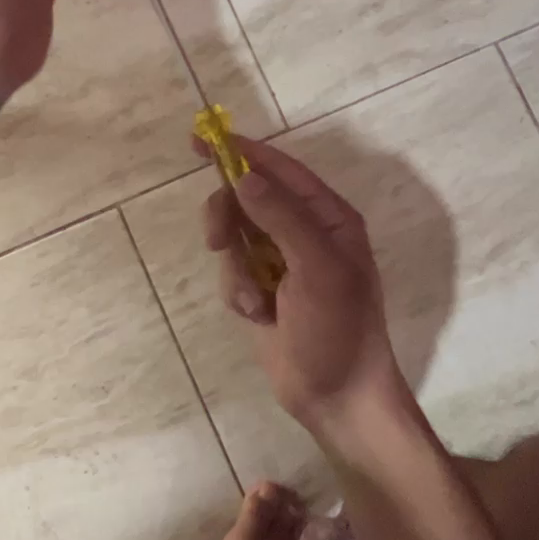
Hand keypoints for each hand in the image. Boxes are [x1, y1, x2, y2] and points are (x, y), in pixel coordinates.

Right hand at [201, 136, 404, 432]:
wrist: (336, 398)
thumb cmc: (338, 331)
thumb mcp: (317, 270)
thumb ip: (282, 218)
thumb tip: (245, 175)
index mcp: (328, 218)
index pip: (279, 169)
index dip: (241, 151)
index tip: (199, 141)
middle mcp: (304, 231)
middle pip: (245, 198)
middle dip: (227, 220)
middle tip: (217, 241)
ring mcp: (280, 260)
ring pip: (232, 236)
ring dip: (234, 268)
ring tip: (253, 300)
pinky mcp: (261, 287)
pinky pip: (230, 270)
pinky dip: (236, 291)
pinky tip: (256, 314)